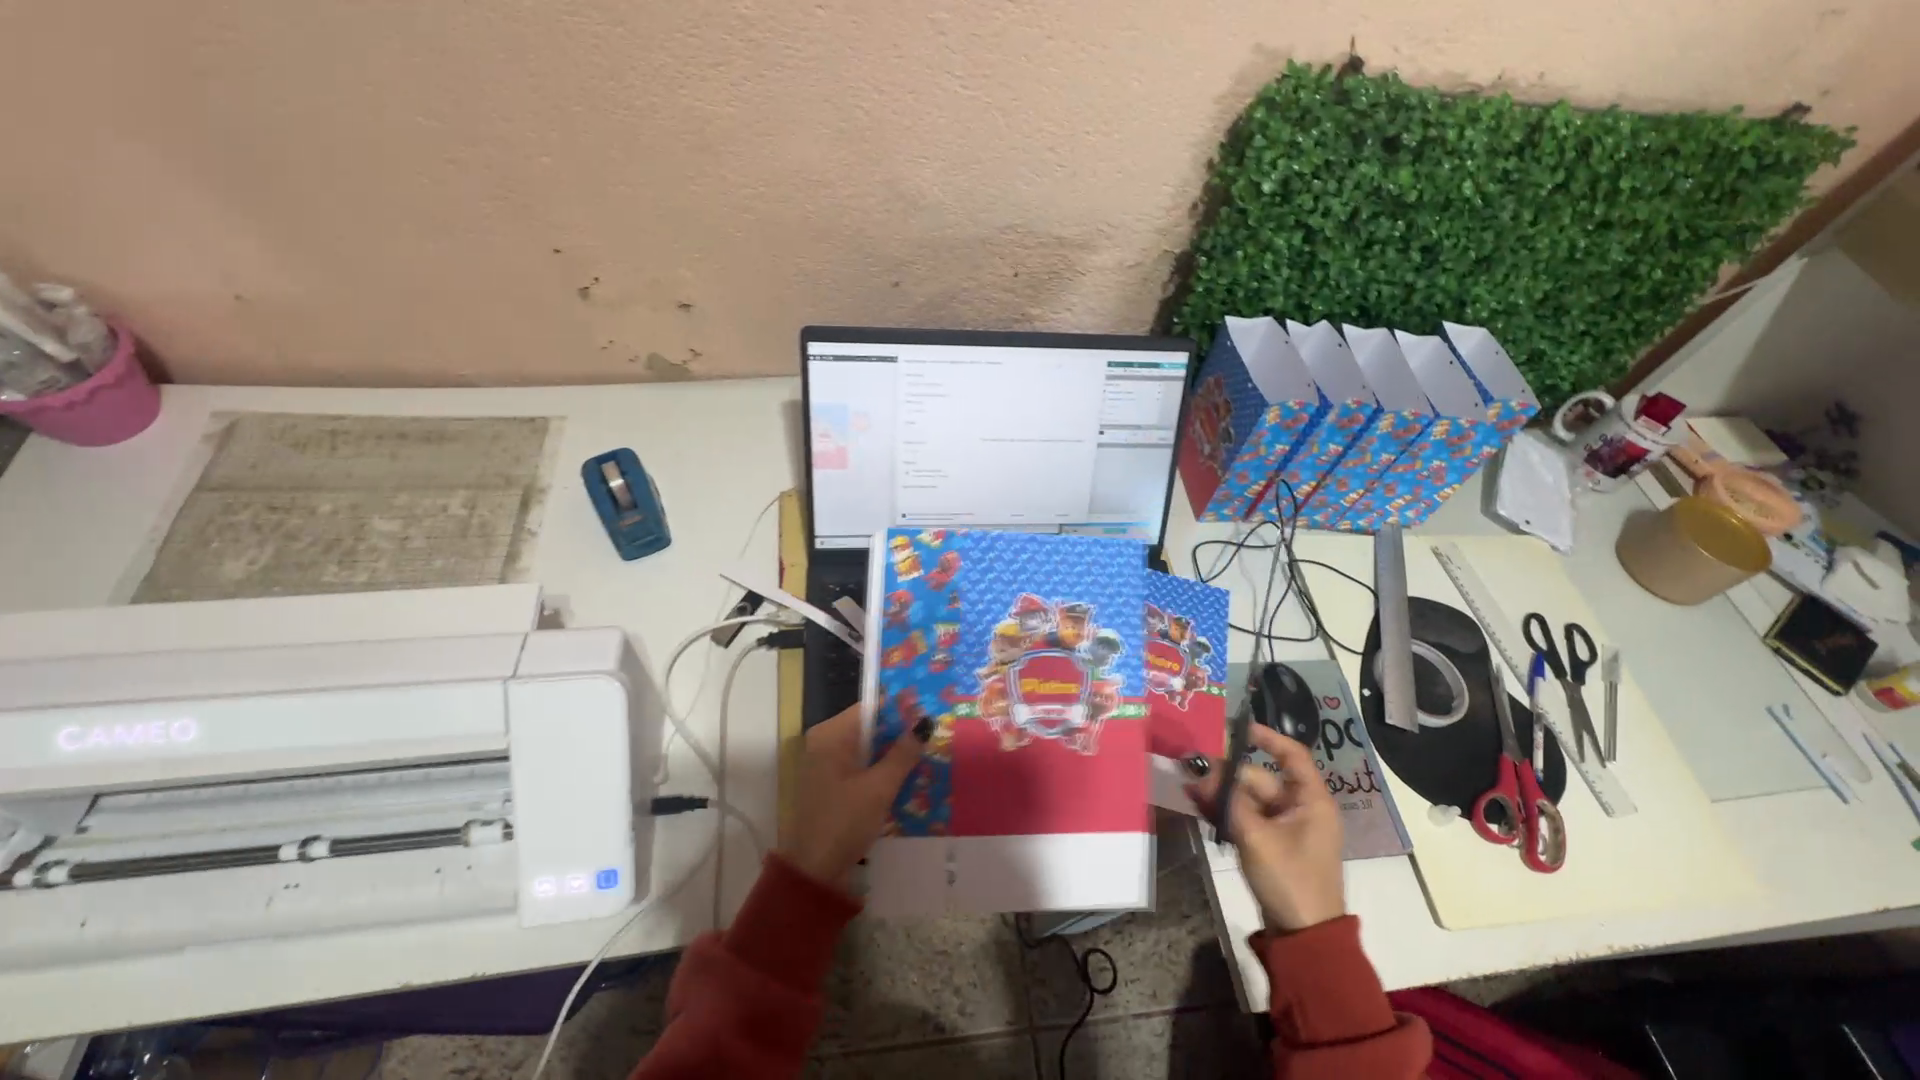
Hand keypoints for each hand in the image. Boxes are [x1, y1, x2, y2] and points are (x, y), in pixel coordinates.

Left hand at [780, 703, 928, 888]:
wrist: (813, 870)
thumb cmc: (844, 822)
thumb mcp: (879, 787)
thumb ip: (903, 753)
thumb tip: (925, 722)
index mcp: (830, 735)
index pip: (871, 708)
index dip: (901, 709)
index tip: (931, 712)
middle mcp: (824, 743)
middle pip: (869, 728)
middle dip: (900, 733)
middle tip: (936, 735)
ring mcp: (826, 765)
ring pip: (867, 750)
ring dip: (893, 754)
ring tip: (929, 755)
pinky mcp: (831, 785)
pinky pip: (861, 767)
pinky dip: (881, 771)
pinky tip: (908, 779)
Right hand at [1187, 724, 1345, 932]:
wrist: (1304, 936)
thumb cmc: (1290, 880)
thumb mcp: (1256, 838)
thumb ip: (1228, 802)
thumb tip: (1200, 771)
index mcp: (1311, 800)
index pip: (1292, 755)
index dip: (1266, 737)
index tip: (1235, 728)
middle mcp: (1301, 808)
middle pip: (1261, 778)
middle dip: (1227, 774)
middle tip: (1192, 771)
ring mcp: (1287, 828)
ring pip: (1250, 799)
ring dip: (1223, 794)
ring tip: (1190, 789)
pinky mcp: (1274, 845)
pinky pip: (1248, 818)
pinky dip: (1228, 813)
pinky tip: (1202, 809)